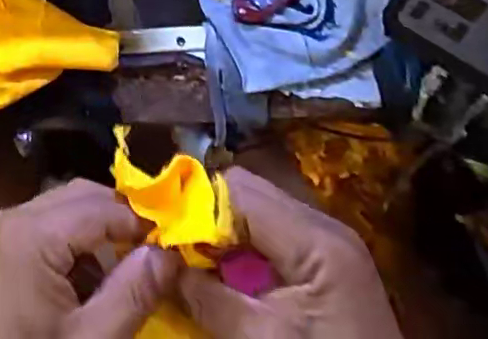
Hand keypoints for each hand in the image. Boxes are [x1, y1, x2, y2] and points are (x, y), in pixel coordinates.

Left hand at [0, 179, 182, 338]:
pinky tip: (87, 287)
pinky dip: (70, 245)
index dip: (141, 220)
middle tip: (157, 253)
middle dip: (119, 219)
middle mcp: (10, 217)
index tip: (176, 243)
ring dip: (96, 232)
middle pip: (78, 197)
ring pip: (61, 209)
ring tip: (126, 275)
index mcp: (30, 233)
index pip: (99, 206)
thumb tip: (168, 253)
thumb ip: (132, 294)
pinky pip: (41, 228)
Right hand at [177, 168, 400, 337]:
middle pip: (247, 192)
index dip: (195, 206)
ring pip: (257, 209)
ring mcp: (331, 244)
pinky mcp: (329, 263)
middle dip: (206, 215)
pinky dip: (244, 246)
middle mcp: (325, 226)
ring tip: (196, 262)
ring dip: (223, 230)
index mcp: (316, 239)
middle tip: (177, 248)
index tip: (162, 234)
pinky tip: (228, 276)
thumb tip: (156, 262)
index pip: (237, 190)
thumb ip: (207, 297)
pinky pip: (274, 234)